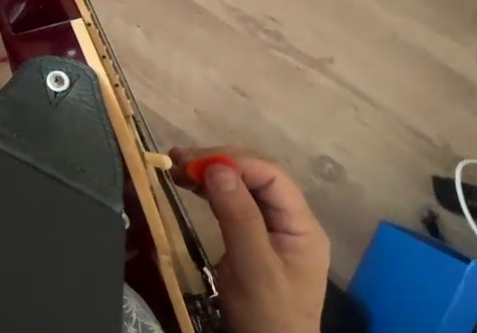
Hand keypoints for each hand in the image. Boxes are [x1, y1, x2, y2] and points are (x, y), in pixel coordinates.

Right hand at [170, 146, 330, 332]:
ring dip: (209, 172)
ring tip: (175, 167)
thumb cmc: (267, 314)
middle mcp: (289, 221)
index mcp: (301, 226)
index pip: (270, 175)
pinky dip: (208, 188)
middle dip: (216, 162)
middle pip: (255, 175)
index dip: (232, 161)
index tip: (193, 165)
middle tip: (177, 161)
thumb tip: (216, 168)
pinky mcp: (252, 236)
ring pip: (241, 184)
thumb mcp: (253, 269)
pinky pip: (232, 201)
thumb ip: (239, 217)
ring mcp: (272, 228)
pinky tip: (188, 185)